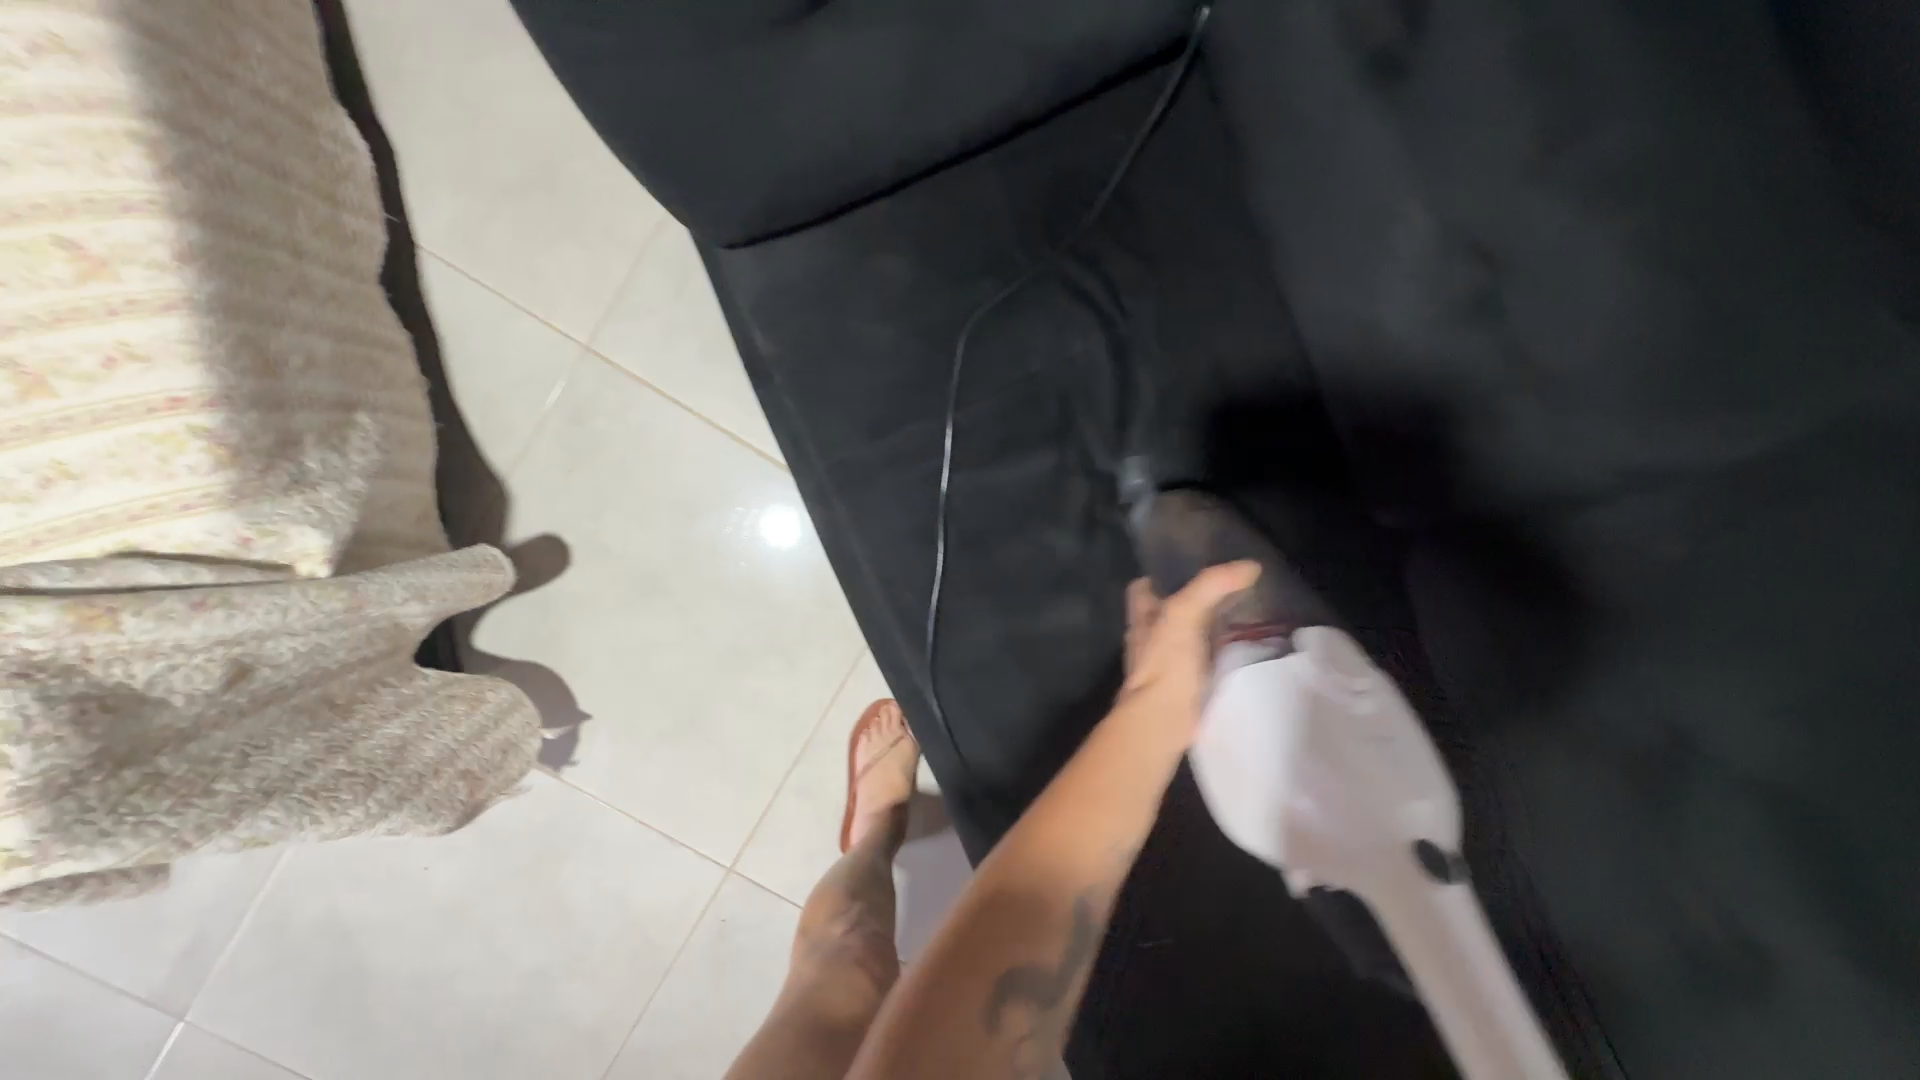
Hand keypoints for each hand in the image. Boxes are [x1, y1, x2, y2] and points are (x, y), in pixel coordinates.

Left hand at [1113, 561, 1261, 749]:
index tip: (1192, 565)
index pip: (1142, 587)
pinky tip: (1245, 648)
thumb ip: (1211, 585)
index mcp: (1141, 617)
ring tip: (1247, 612)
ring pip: (1188, 636)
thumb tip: (1250, 566)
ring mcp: (1166, 663)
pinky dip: (1221, 654)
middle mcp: (1149, 637)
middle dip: (1194, 600)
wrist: (1162, 720)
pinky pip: (1204, 661)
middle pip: (1168, 611)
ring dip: (1210, 627)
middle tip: (1231, 587)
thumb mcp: (1184, 612)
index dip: (1162, 575)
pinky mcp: (1185, 685)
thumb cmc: (1165, 661)